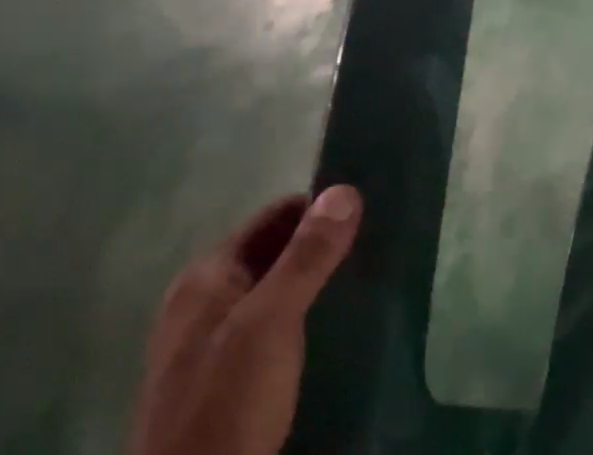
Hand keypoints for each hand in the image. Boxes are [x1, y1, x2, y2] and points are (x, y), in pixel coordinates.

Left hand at [129, 186, 362, 454]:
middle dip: (328, 242)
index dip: (324, 207)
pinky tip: (345, 321)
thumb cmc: (227, 401)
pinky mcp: (233, 371)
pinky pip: (281, 320)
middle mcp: (206, 300)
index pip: (276, 215)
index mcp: (206, 279)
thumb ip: (306, 258)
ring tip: (377, 275)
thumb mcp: (271, 323)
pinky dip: (313, 311)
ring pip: (282, 287)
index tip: (377, 208)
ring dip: (323, 278)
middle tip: (386, 241)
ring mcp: (216, 338)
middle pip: (278, 250)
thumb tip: (345, 189)